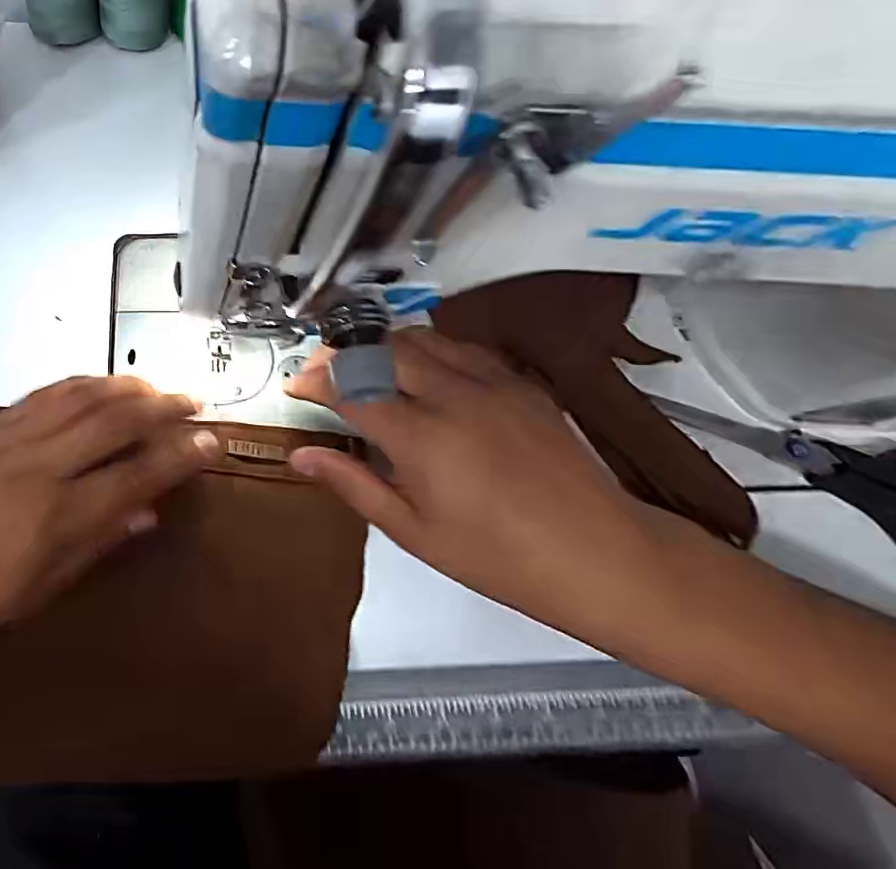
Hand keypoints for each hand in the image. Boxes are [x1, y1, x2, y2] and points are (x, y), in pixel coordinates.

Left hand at [0, 376, 220, 678]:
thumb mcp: (37, 589)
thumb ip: (97, 544)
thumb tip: (148, 514)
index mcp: (57, 517)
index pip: (136, 475)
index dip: (180, 455)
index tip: (211, 442)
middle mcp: (42, 467)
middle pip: (117, 422)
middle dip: (163, 408)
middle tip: (194, 403)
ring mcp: (15, 439)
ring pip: (85, 397)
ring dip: (128, 386)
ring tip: (158, 387)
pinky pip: (48, 393)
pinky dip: (85, 383)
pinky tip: (102, 383)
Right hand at [284, 329, 725, 643]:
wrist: (598, 553)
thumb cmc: (498, 557)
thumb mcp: (413, 531)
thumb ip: (353, 484)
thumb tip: (303, 456)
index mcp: (420, 437)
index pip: (350, 388)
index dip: (314, 382)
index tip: (297, 388)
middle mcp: (452, 396)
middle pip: (381, 350)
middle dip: (342, 353)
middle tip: (323, 371)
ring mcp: (491, 383)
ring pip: (422, 338)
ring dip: (383, 344)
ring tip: (365, 363)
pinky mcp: (520, 383)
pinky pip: (462, 347)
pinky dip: (428, 348)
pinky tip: (424, 368)